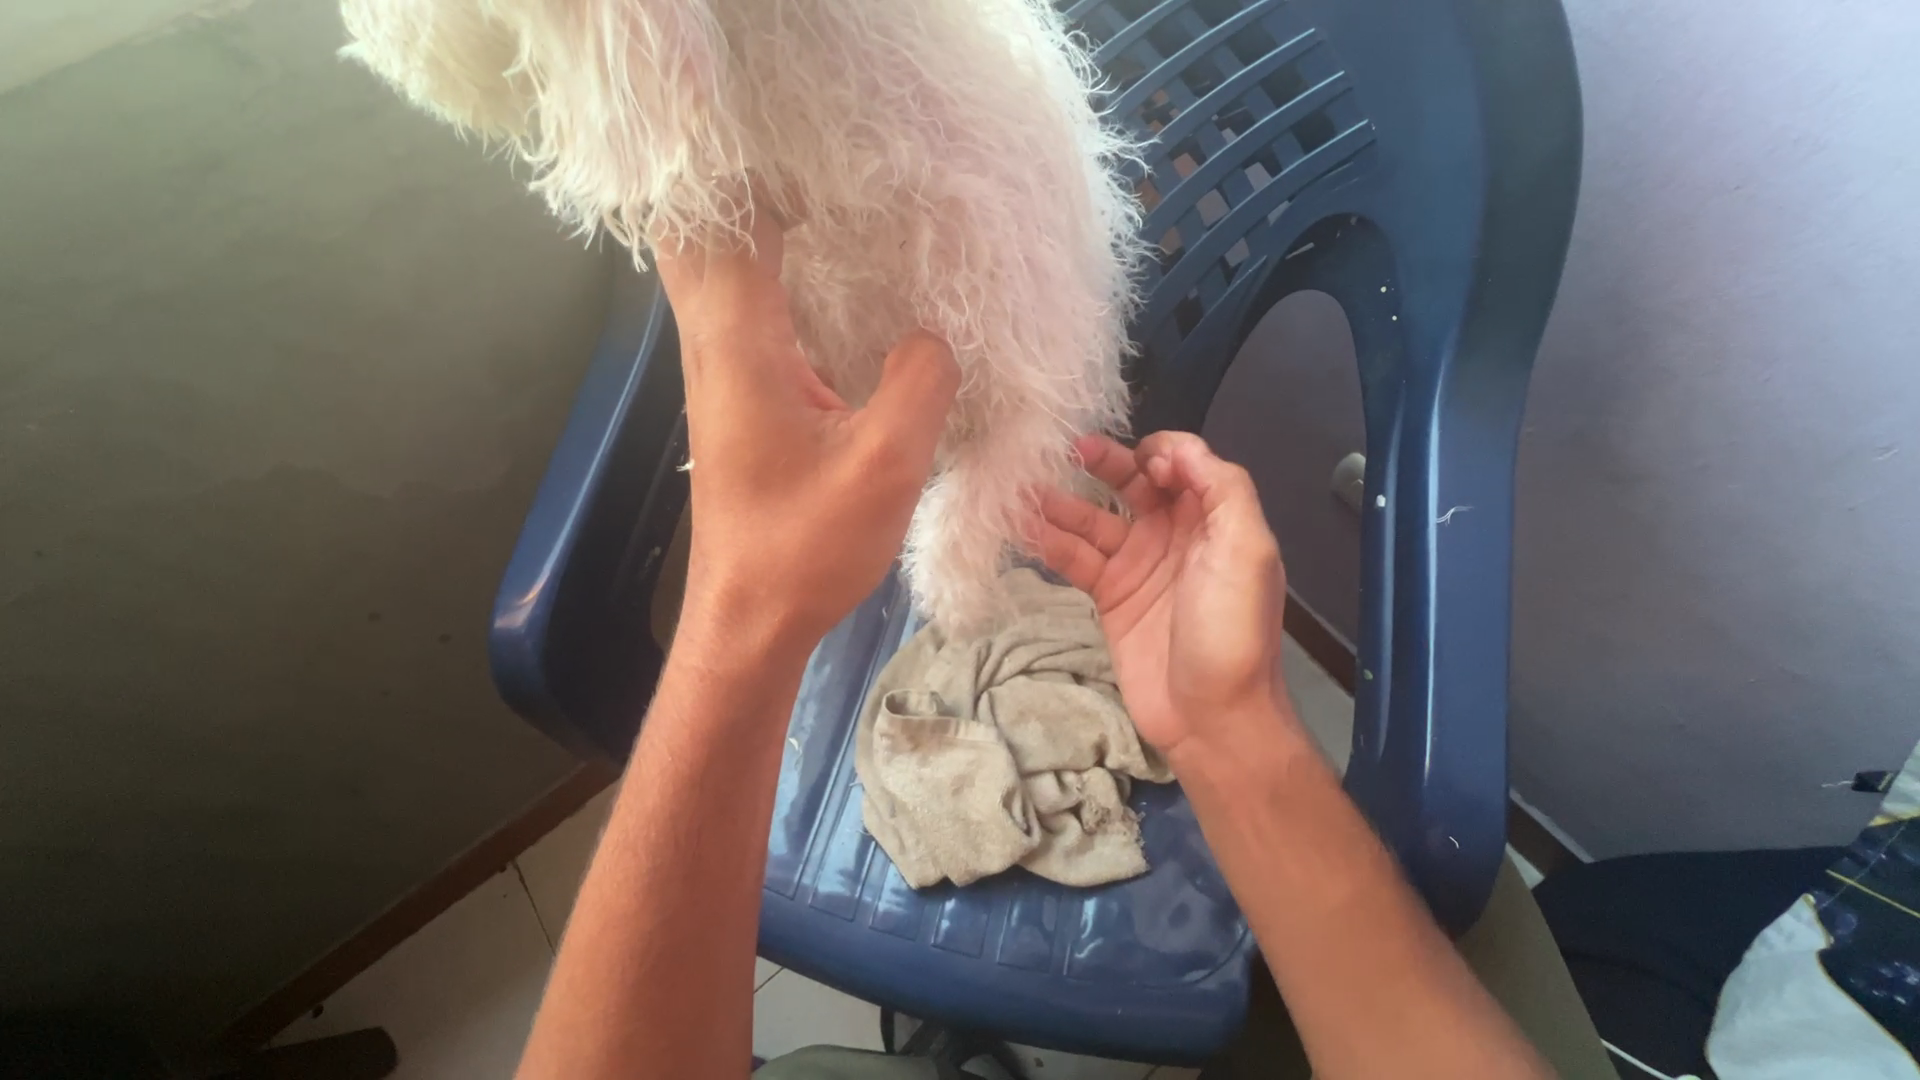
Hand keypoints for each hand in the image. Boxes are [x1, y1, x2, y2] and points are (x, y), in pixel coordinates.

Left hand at [655, 205, 959, 655]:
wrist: (751, 619)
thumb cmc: (807, 547)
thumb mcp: (886, 465)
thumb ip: (920, 383)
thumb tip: (934, 336)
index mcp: (742, 346)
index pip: (732, 219)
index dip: (774, 175)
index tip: (838, 166)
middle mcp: (716, 347)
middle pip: (707, 234)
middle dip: (759, 192)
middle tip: (836, 186)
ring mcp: (722, 375)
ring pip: (723, 273)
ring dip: (766, 233)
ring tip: (841, 217)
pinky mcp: (739, 403)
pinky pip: (750, 315)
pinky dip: (782, 284)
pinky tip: (839, 297)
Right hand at [1029, 432, 1291, 761]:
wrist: (1212, 715)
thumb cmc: (1233, 630)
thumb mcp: (1248, 550)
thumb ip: (1222, 488)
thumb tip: (1176, 449)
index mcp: (1213, 519)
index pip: (1180, 465)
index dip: (1156, 453)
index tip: (1136, 464)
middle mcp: (1173, 534)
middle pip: (1132, 484)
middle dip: (1102, 464)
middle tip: (1068, 452)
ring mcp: (1137, 565)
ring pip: (1094, 520)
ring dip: (1061, 502)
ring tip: (1025, 489)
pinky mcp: (1109, 595)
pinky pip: (1075, 557)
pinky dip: (1048, 541)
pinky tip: (1021, 526)